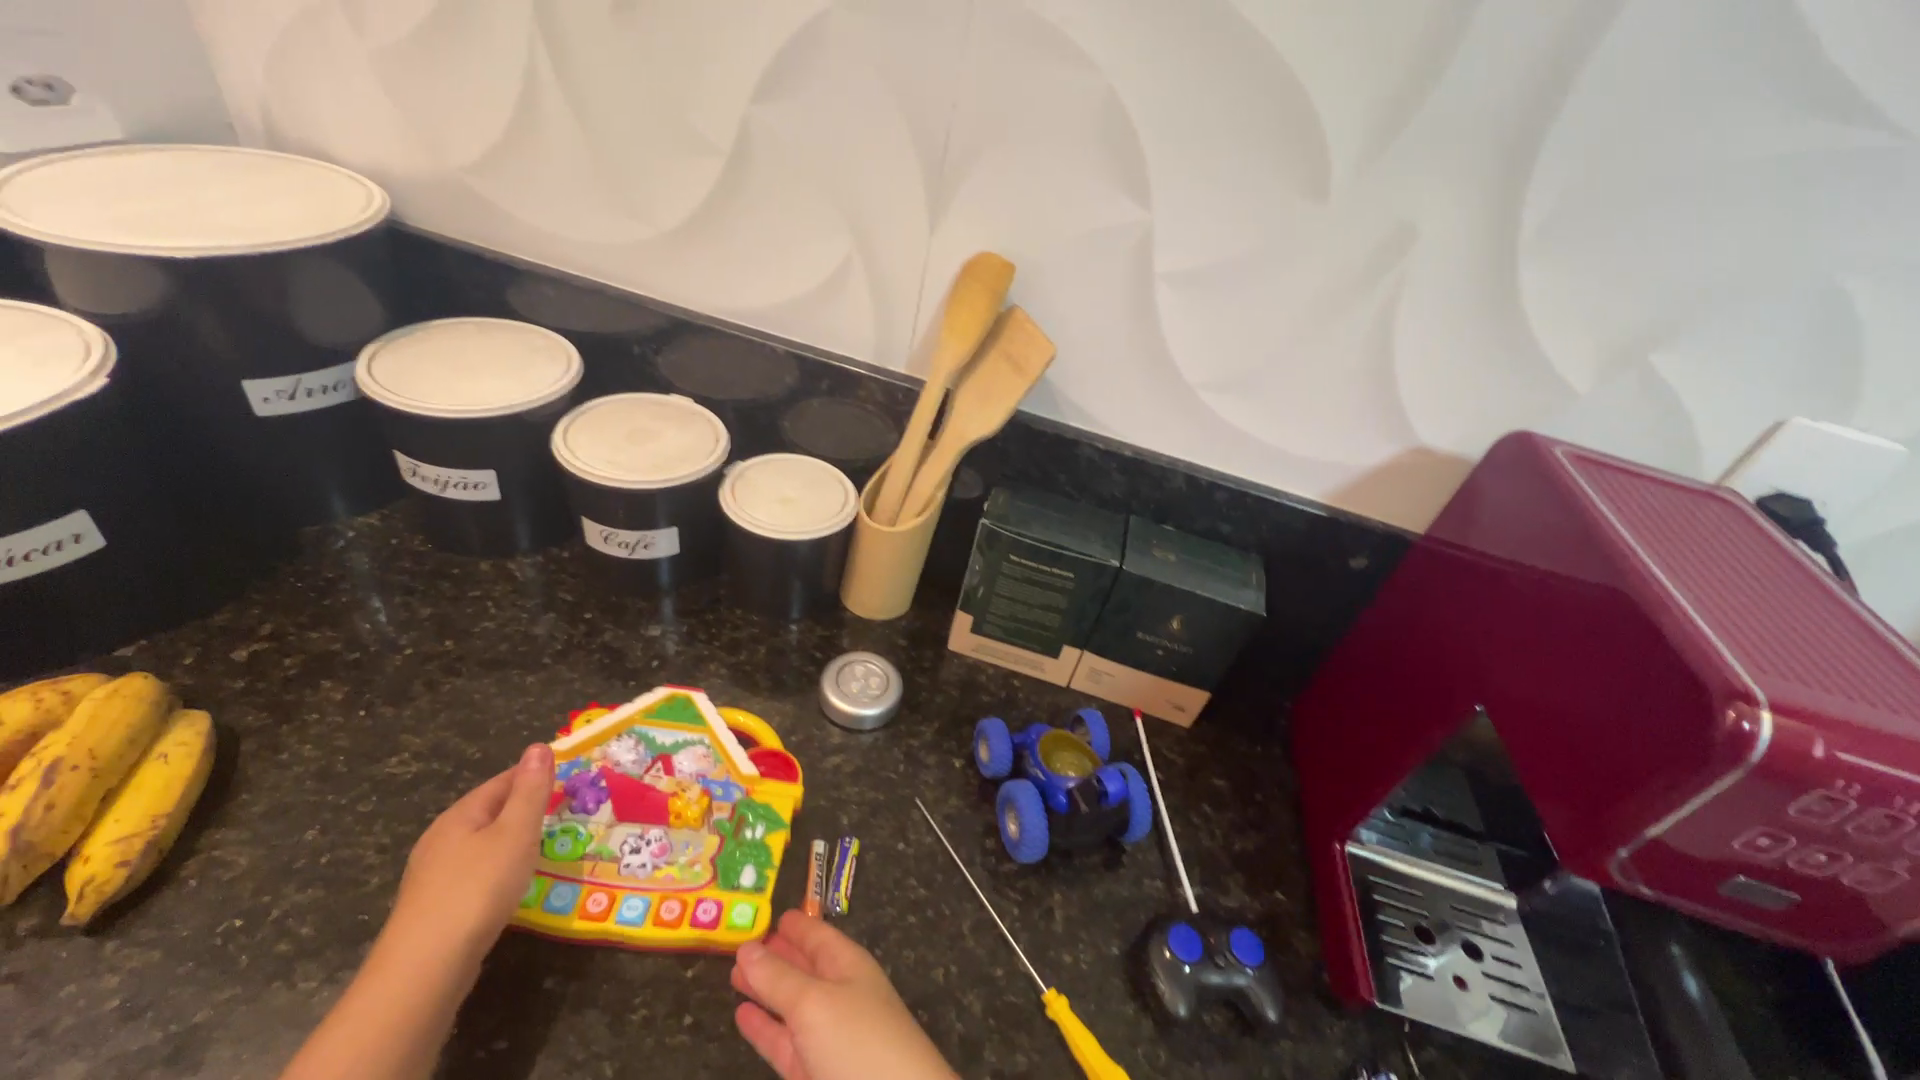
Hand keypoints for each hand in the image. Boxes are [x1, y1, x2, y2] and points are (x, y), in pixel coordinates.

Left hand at [390, 743, 553, 963]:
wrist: (426, 965)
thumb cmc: (478, 889)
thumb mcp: (515, 834)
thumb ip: (530, 792)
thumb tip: (538, 746)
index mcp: (460, 815)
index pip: (501, 782)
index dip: (533, 776)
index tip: (566, 777)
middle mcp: (440, 839)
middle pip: (487, 812)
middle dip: (521, 808)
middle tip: (561, 812)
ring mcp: (433, 874)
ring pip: (479, 845)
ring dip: (509, 841)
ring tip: (540, 848)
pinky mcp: (434, 906)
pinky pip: (472, 874)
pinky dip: (496, 870)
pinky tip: (508, 886)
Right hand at [732, 911, 956, 1079]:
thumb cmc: (859, 1043)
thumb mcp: (814, 1003)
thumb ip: (778, 977)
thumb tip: (746, 947)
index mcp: (848, 966)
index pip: (817, 934)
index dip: (793, 924)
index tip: (762, 912)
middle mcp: (839, 994)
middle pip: (803, 966)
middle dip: (774, 954)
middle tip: (738, 943)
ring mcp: (828, 1035)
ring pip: (791, 1003)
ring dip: (764, 988)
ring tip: (733, 974)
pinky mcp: (815, 1070)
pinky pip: (783, 1040)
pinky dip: (763, 1027)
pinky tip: (742, 1015)